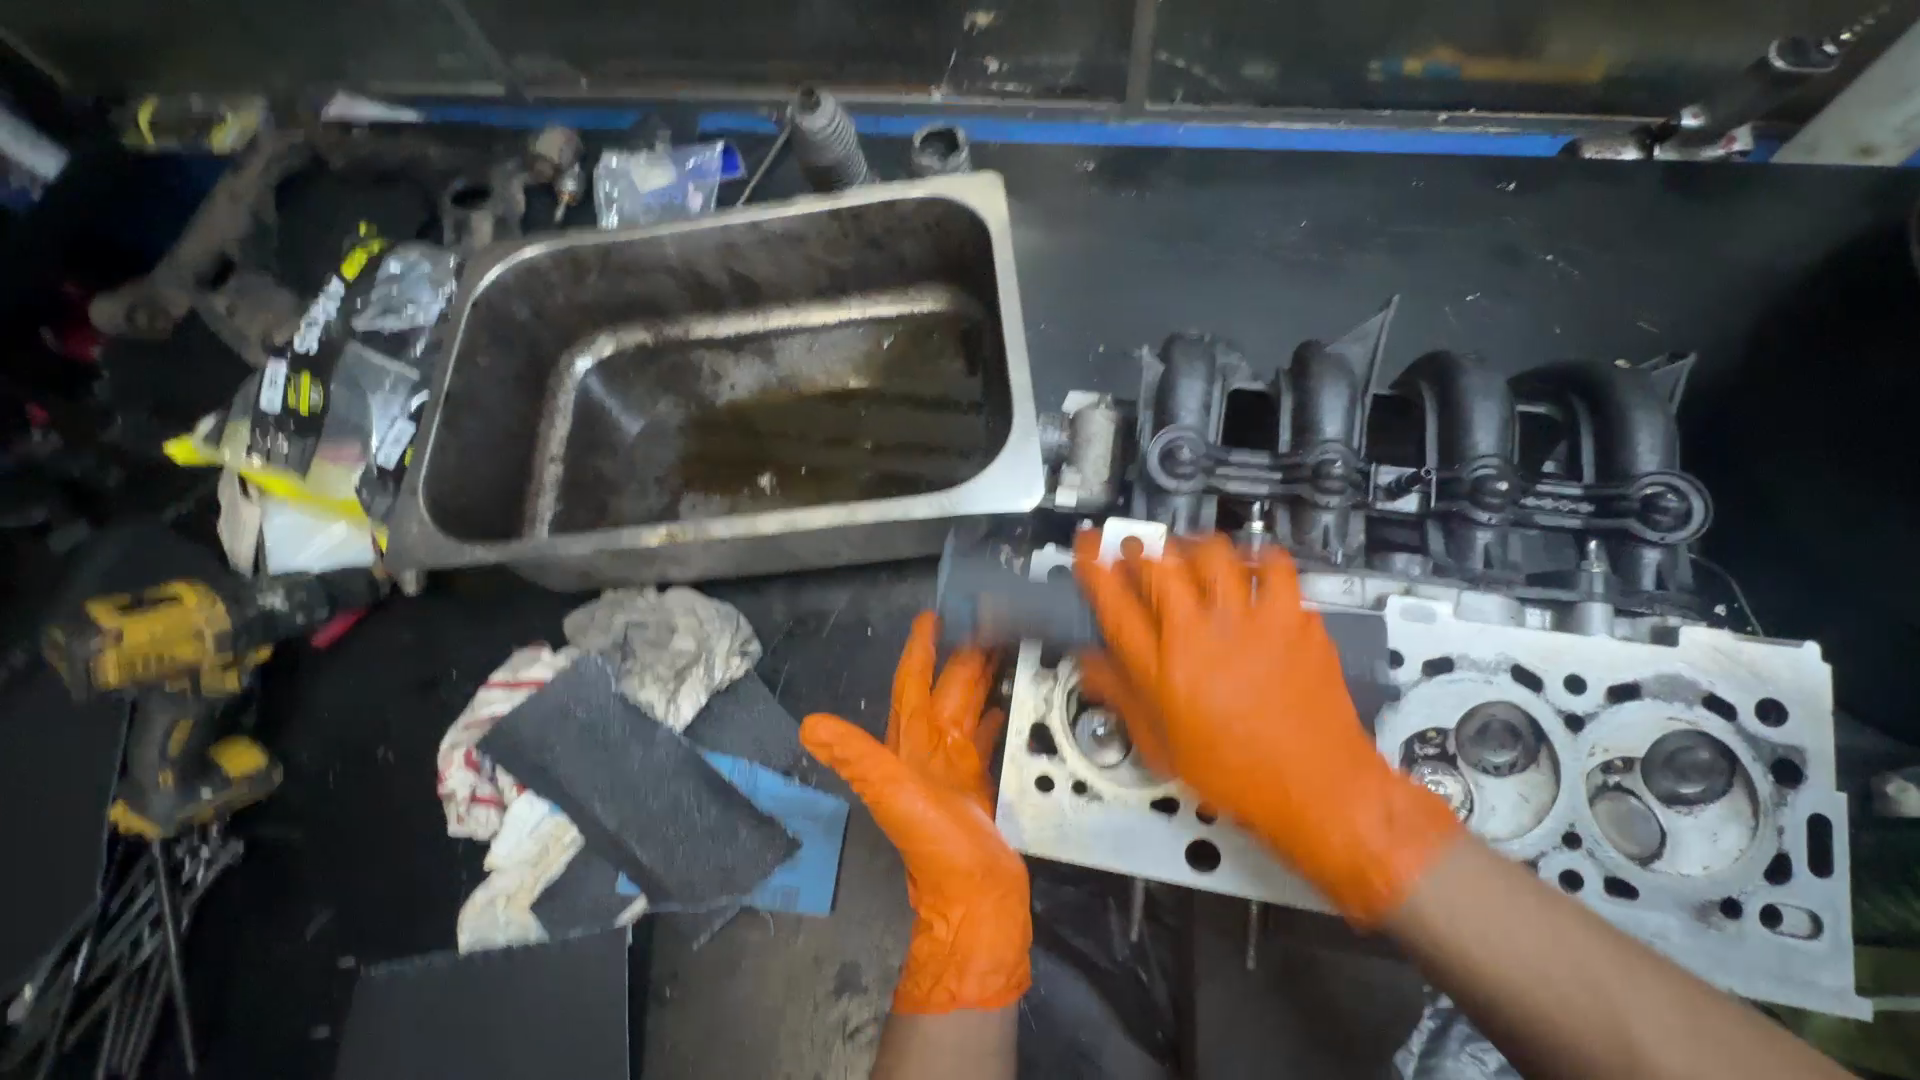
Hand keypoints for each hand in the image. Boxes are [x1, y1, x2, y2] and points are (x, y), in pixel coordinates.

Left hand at [801, 613, 1030, 1012]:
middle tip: (984, 622)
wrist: (975, 900)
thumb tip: (809, 725)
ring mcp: (953, 770)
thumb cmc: (937, 846)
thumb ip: (856, 757)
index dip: (919, 651)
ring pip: (965, 711)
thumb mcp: (892, 794)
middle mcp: (928, 753)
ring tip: (999, 652)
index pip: (911, 686)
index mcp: (909, 747)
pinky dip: (992, 719)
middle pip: (945, 692)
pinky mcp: (979, 788)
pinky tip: (1005, 704)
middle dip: (960, 657)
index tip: (931, 618)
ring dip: (978, 683)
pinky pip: (983, 740)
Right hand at [1073, 531, 1462, 923]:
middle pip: (1159, 565)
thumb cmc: (1241, 773)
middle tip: (1134, 549)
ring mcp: (1250, 621)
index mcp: (1162, 667)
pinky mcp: (1292, 619)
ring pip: (1212, 554)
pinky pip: (1274, 566)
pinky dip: (1258, 558)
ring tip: (1187, 553)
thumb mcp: (1163, 745)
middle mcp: (1202, 634)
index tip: (1087, 548)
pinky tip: (1249, 566)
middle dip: (1138, 547)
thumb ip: (1122, 696)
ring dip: (1192, 547)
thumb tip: (1092, 666)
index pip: (1113, 600)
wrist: (1316, 785)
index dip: (1093, 565)